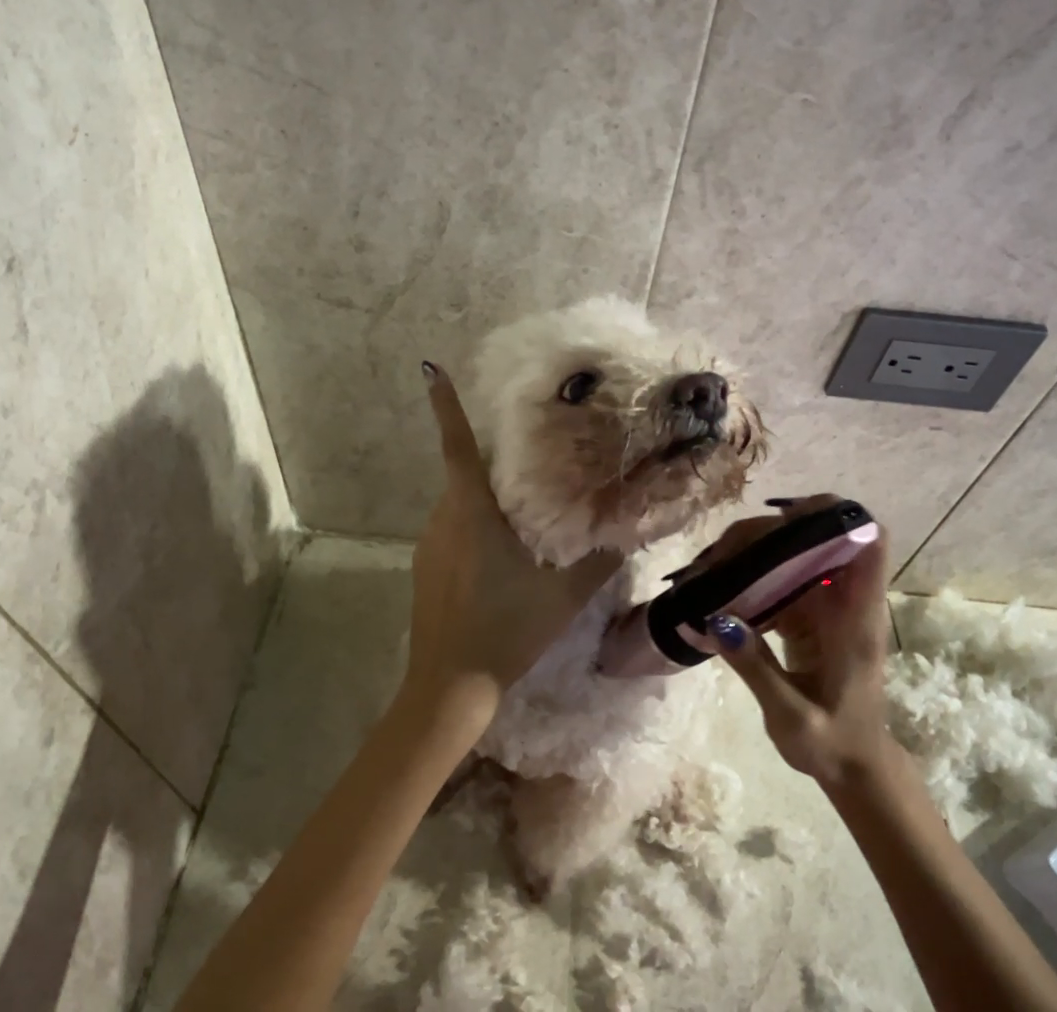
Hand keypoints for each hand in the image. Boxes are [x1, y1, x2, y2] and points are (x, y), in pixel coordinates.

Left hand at [403, 362, 622, 719]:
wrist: (451, 684)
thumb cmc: (507, 628)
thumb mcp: (564, 595)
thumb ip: (598, 560)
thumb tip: (631, 530)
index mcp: (471, 513)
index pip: (457, 447)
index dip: (445, 407)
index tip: (433, 371)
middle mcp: (443, 520)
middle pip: (464, 475)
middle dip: (493, 459)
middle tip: (530, 451)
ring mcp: (429, 546)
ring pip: (459, 505)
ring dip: (486, 498)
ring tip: (526, 504)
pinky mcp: (425, 569)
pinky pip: (451, 530)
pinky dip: (474, 525)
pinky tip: (502, 553)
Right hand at [690, 507, 895, 789]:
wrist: (854, 766)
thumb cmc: (832, 744)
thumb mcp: (791, 716)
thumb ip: (755, 668)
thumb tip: (717, 619)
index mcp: (858, 620)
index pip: (870, 541)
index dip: (834, 515)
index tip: (782, 518)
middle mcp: (847, 602)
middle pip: (818, 537)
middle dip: (769, 533)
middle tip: (720, 556)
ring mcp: (827, 606)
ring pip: (794, 553)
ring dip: (753, 551)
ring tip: (710, 569)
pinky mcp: (808, 614)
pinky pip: (779, 578)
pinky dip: (748, 575)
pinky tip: (717, 588)